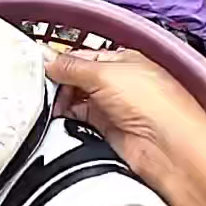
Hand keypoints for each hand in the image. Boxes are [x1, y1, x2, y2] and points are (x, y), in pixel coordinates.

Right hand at [45, 48, 205, 185]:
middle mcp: (117, 83)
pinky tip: (59, 121)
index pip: (82, 57)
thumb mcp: (105, 73)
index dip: (60, 62)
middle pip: (76, 80)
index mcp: (121, 61)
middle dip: (58, 84)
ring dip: (61, 104)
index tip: (38, 69)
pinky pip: (79, 123)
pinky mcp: (107, 131)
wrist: (168, 147)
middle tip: (41, 90)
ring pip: (75, 102)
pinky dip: (67, 122)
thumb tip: (47, 60)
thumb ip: (72, 67)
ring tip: (49, 107)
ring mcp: (112, 108)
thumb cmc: (153, 104)